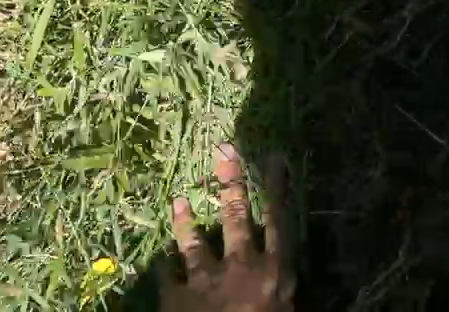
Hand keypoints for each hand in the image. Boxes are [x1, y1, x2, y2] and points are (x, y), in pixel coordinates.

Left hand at [161, 144, 293, 311]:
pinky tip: (160, 257)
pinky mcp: (177, 298)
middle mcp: (239, 265)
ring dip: (185, 222)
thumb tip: (288, 278)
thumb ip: (285, 293)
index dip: (275, 188)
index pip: (277, 220)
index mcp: (271, 271)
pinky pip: (168, 276)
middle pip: (236, 217)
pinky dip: (164, 266)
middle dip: (231, 182)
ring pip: (194, 243)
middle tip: (225, 151)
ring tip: (177, 201)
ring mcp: (205, 280)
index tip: (273, 159)